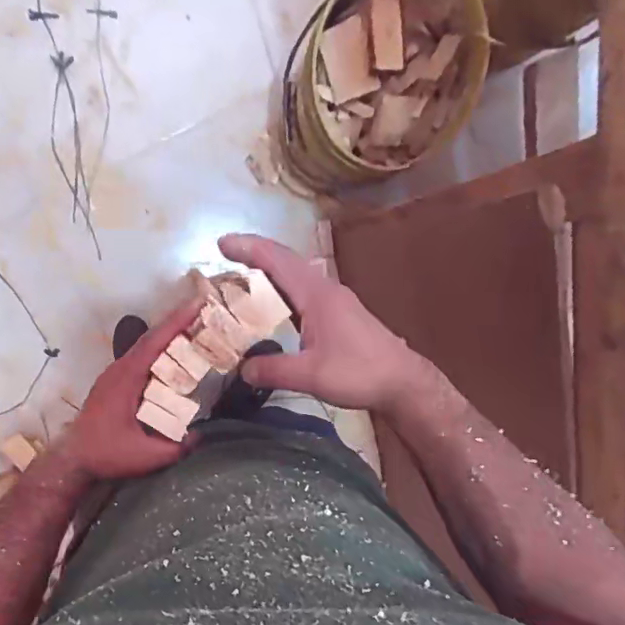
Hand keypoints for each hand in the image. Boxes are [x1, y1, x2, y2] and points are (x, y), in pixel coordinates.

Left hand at [52, 298, 204, 481]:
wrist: (73, 459)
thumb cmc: (106, 454)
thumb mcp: (146, 456)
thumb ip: (176, 448)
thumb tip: (200, 436)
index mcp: (126, 379)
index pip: (154, 342)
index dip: (176, 322)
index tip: (196, 303)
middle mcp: (119, 370)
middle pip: (150, 339)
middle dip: (176, 323)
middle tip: (202, 312)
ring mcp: (114, 376)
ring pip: (144, 348)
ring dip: (167, 338)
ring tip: (193, 331)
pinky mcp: (113, 385)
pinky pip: (139, 361)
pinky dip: (158, 353)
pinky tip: (172, 359)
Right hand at [219, 234, 437, 413]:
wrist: (402, 382)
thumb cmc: (359, 373)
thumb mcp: (311, 375)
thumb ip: (274, 370)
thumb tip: (242, 370)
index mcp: (317, 296)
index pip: (278, 261)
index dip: (249, 248)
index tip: (222, 242)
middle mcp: (326, 290)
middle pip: (286, 262)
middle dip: (255, 255)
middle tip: (226, 256)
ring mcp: (335, 301)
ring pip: (296, 277)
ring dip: (270, 272)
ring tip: (243, 278)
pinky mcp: (339, 315)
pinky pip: (303, 293)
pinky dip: (282, 291)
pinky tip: (274, 306)